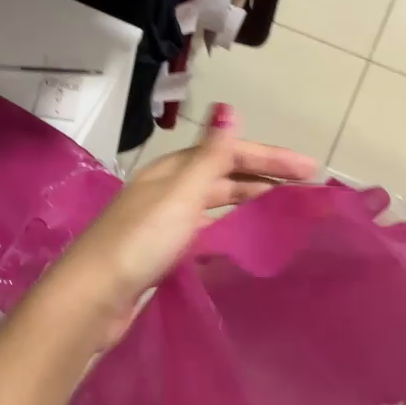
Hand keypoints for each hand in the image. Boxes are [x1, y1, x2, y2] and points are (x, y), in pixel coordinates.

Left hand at [38, 103, 316, 347]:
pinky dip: (226, 233)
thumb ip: (208, 156)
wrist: (94, 297)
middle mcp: (164, 191)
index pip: (226, 153)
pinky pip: (203, 234)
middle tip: (306, 194)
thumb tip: (228, 107)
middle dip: (262, 180)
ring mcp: (160, 224)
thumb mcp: (179, 194)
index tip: (311, 170)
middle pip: (220, 177)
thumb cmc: (140, 241)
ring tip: (282, 216)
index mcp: (169, 172)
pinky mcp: (158, 255)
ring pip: (212, 206)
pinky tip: (241, 246)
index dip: (269, 157)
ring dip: (246, 205)